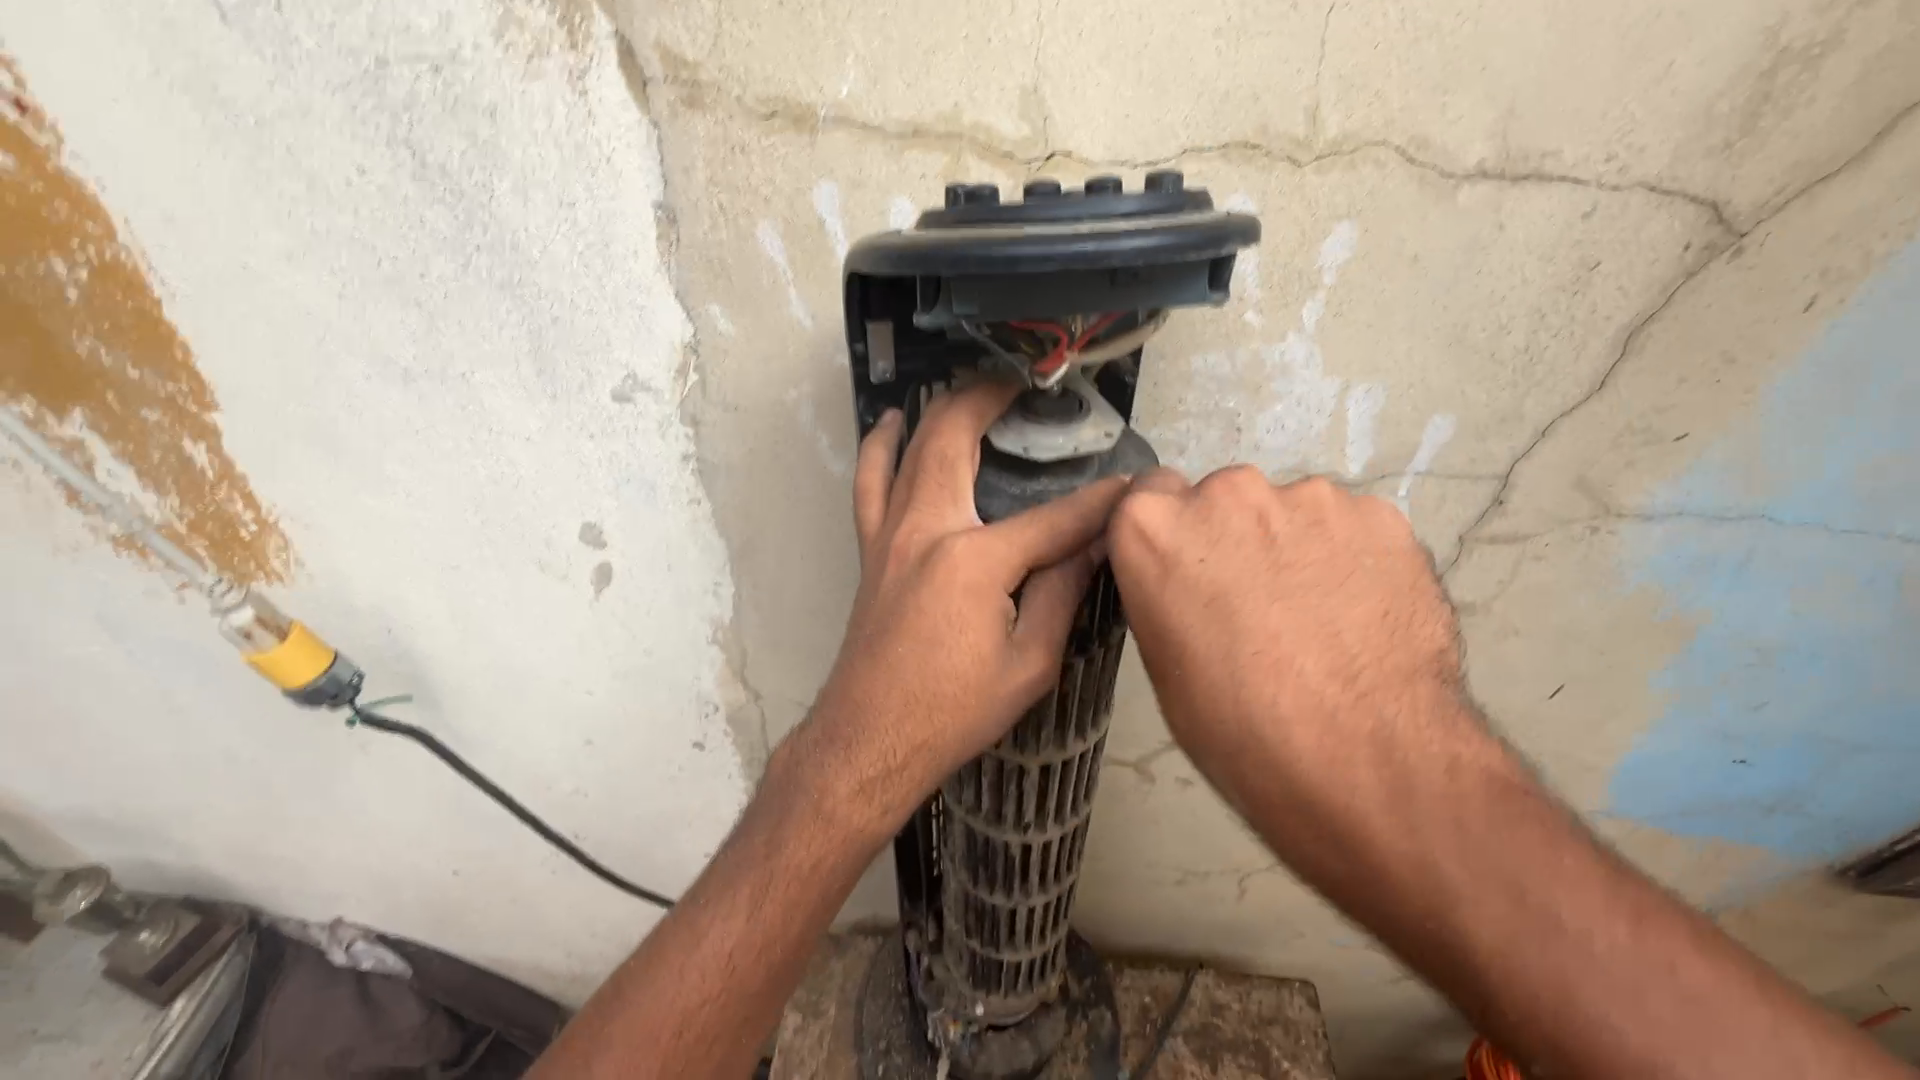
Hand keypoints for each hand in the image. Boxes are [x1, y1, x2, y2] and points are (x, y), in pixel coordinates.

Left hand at [810, 381, 1129, 821]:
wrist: (870, 738)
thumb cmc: (953, 712)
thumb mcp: (1029, 664)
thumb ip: (1061, 594)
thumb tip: (1094, 545)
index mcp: (975, 560)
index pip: (1055, 518)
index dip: (1101, 502)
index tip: (1134, 482)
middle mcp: (926, 529)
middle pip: (955, 437)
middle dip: (991, 397)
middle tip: (1024, 380)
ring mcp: (889, 534)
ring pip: (908, 447)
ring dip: (940, 408)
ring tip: (970, 386)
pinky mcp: (870, 549)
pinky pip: (870, 481)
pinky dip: (881, 446)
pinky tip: (889, 424)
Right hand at [1107, 467, 1466, 795]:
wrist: (1362, 759)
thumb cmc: (1237, 727)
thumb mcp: (1165, 662)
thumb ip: (1167, 594)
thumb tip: (1193, 586)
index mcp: (1154, 528)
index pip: (1147, 498)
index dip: (1170, 538)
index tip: (1189, 575)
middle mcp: (1226, 493)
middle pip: (1222, 501)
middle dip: (1234, 540)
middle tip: (1258, 607)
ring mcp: (1309, 498)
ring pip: (1291, 513)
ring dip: (1295, 548)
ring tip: (1321, 620)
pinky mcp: (1379, 516)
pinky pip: (1352, 529)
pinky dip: (1352, 561)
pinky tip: (1363, 617)